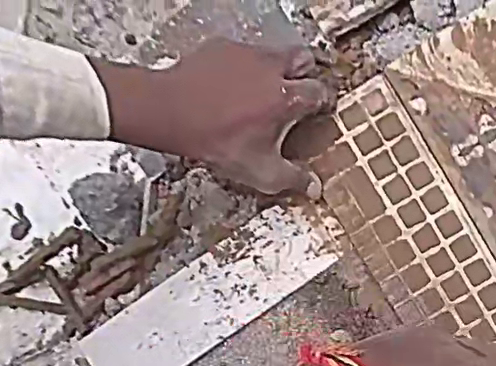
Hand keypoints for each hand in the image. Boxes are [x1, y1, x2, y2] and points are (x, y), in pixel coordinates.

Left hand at [92, 41, 334, 195]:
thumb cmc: (219, 141)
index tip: (323, 112)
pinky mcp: (219, 48)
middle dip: (306, 74)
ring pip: (273, 53)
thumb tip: (314, 187)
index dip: (325, 102)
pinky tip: (241, 88)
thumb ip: (295, 180)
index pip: (320, 90)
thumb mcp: (265, 173)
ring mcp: (243, 53)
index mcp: (287, 97)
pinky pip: (244, 54)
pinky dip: (248, 68)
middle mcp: (269, 68)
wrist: (170, 112)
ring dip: (278, 70)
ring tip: (270, 93)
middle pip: (302, 58)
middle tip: (303, 94)